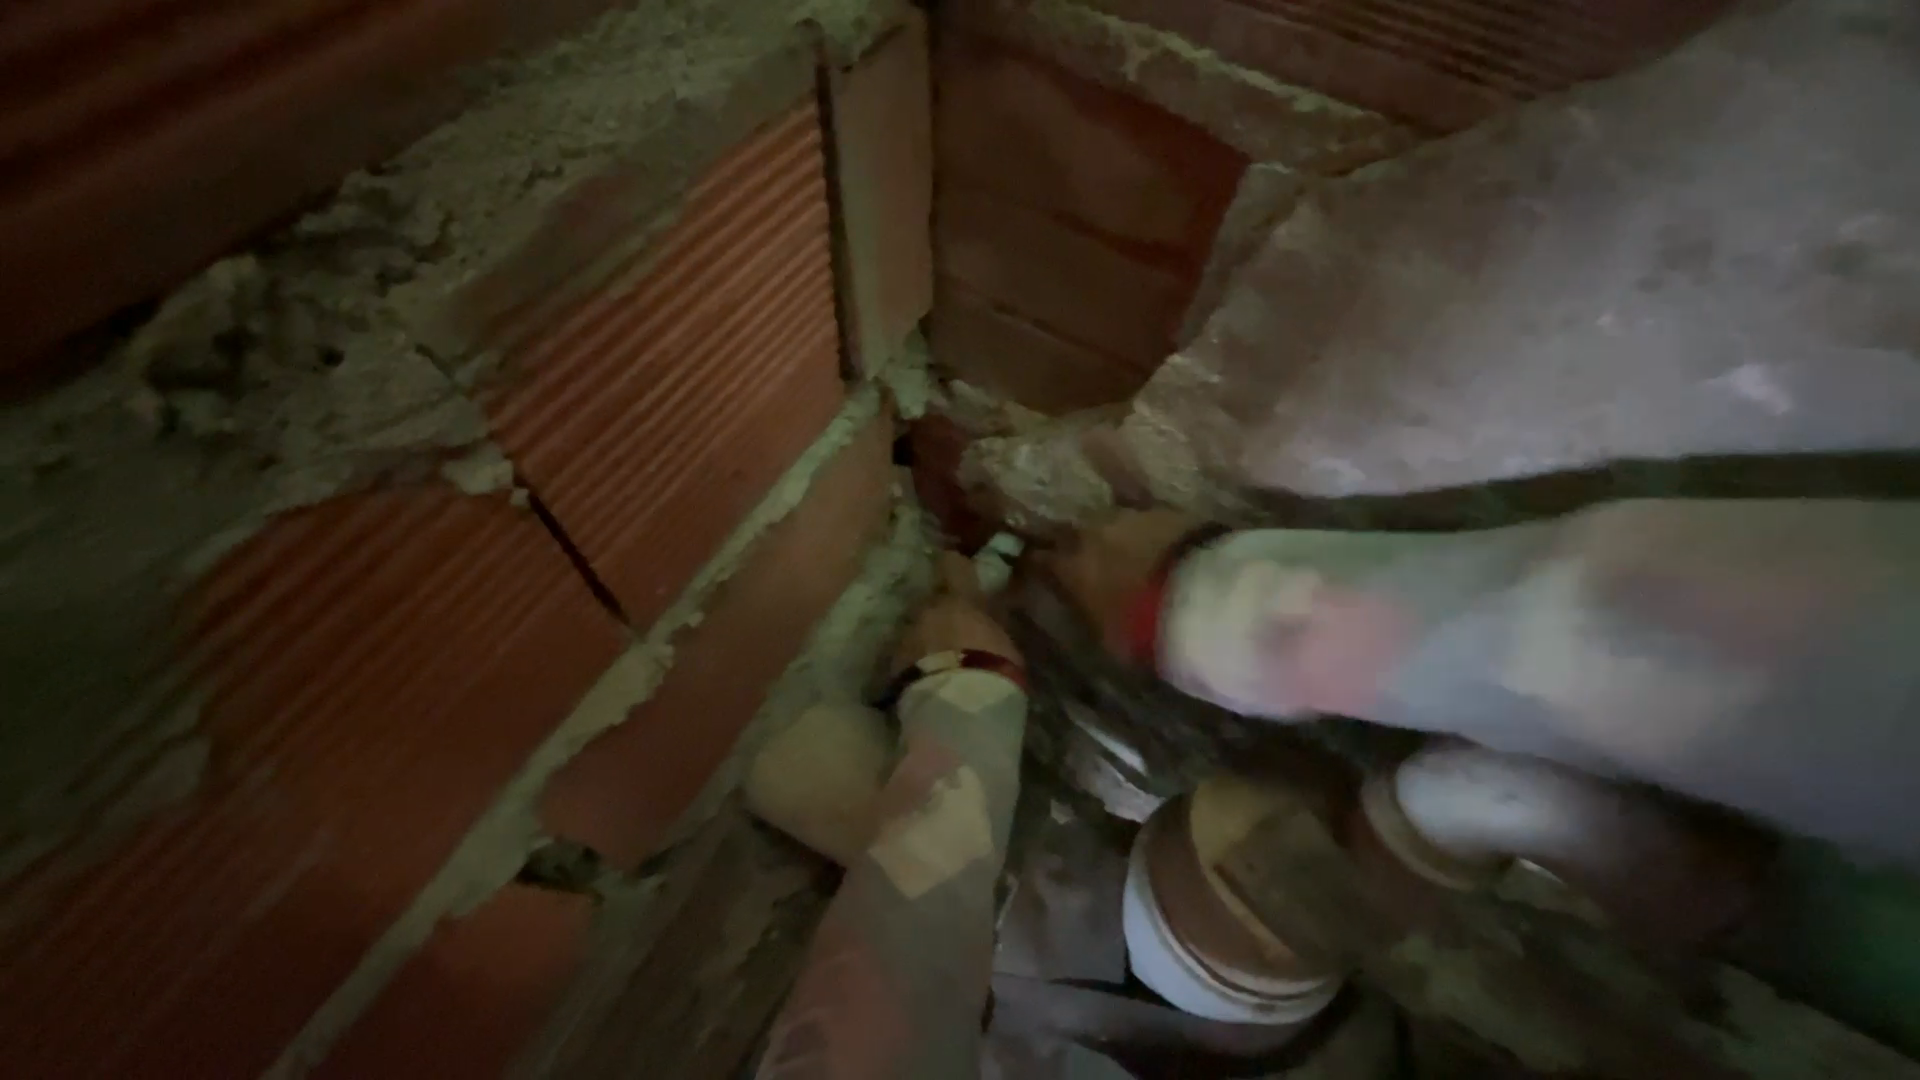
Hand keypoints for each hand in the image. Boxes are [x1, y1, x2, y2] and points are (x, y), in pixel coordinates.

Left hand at [893, 552, 1021, 672]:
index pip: (952, 565)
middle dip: (941, 613)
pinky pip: (907, 655)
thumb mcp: (1005, 641)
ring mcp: (907, 635)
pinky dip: (916, 662)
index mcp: (959, 599)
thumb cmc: (993, 668)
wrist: (958, 705)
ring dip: (927, 639)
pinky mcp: (894, 664)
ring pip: (917, 629)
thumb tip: (991, 610)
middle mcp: (928, 610)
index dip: (955, 566)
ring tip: (942, 662)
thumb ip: (992, 621)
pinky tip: (929, 679)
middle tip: (955, 632)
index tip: (957, 566)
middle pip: (932, 603)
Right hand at [1041, 509, 1202, 654]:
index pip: (1039, 560)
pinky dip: (1146, 535)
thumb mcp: (1108, 639)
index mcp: (1070, 566)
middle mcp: (1092, 532)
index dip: (1038, 566)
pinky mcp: (1167, 510)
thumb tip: (1082, 611)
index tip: (1038, 573)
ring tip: (1127, 555)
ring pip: (1111, 524)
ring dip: (1114, 538)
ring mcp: (1130, 515)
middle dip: (1076, 546)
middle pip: (1074, 533)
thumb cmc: (1146, 626)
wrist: (1207, 594)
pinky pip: (1146, 522)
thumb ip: (1089, 618)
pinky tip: (1158, 549)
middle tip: (1087, 563)